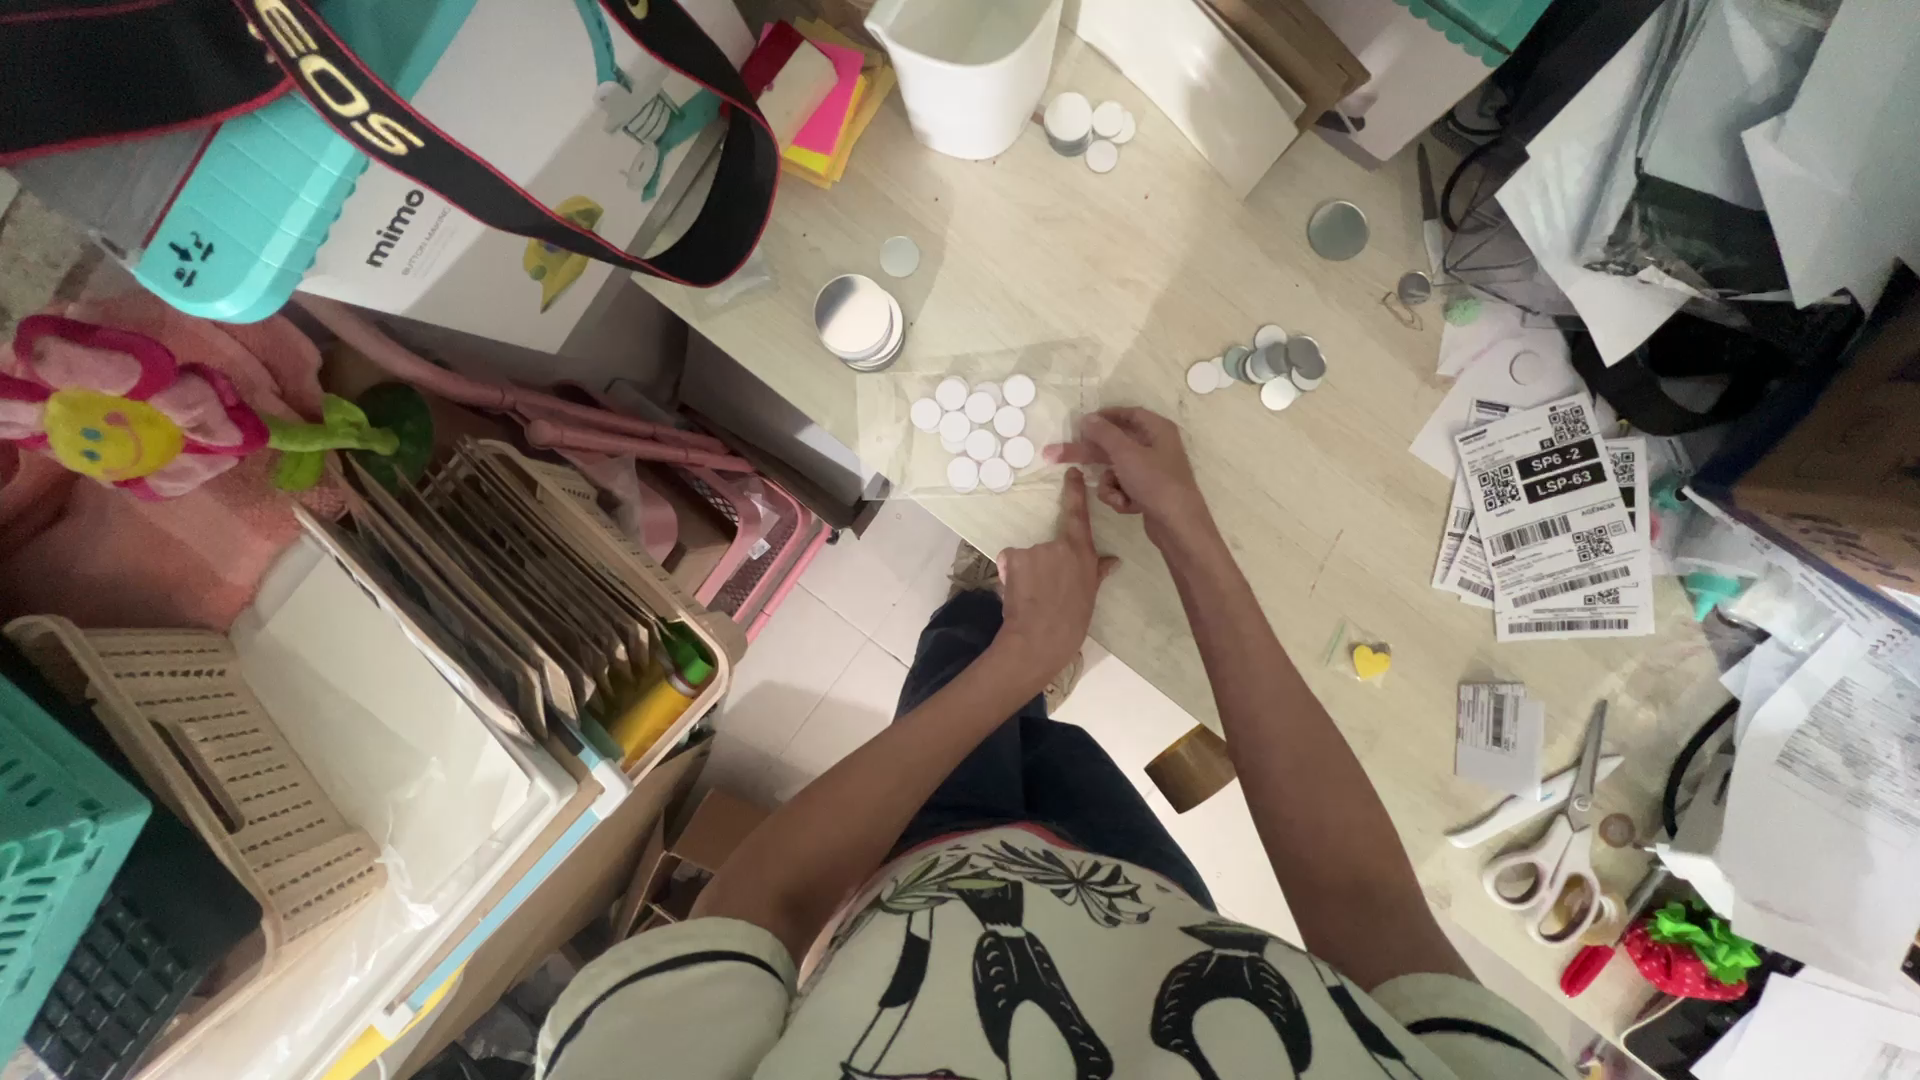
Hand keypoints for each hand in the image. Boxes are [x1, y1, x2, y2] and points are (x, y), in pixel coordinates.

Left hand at [990, 469, 1118, 688]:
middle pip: (1048, 546)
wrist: (1040, 640)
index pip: (1078, 516)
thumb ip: (1096, 572)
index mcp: (1082, 554)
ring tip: (1032, 597)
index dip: (1075, 492)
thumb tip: (1112, 560)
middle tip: (1045, 592)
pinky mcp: (1015, 557)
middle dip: (1043, 566)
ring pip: (1028, 557)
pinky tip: (1017, 594)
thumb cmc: (1071, 623)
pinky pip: (1011, 563)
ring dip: (1027, 572)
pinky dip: (1011, 575)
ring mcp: (1036, 550)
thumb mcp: (1090, 596)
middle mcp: (1060, 546)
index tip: (1071, 473)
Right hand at [1049, 407, 1212, 548]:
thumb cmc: (1154, 482)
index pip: (1128, 414)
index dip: (1104, 417)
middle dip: (1089, 455)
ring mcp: (1151, 471)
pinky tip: (1128, 506)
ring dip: (1109, 484)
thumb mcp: (1125, 454)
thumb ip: (1103, 434)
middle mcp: (1155, 447)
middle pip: (1114, 444)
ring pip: (1115, 470)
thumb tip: (1086, 418)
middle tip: (1057, 455)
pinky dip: (1120, 496)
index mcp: (1157, 430)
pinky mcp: (1147, 492)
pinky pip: (1123, 487)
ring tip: (1116, 495)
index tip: (1082, 423)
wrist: (1177, 524)